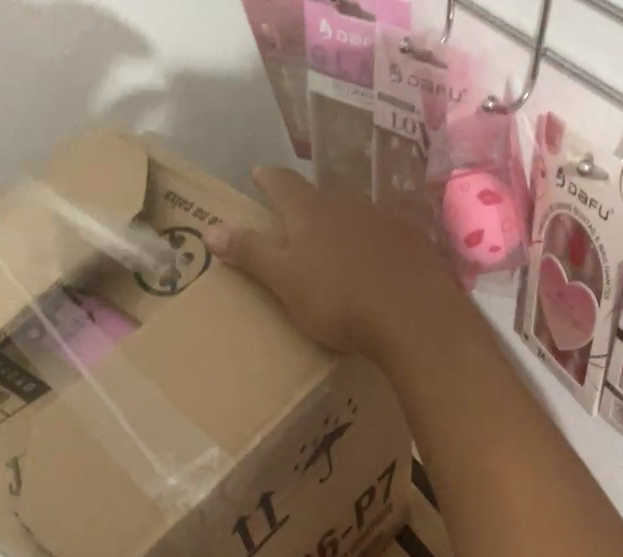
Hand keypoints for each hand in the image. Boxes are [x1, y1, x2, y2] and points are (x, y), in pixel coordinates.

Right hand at [209, 168, 472, 361]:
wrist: (412, 316)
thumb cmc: (338, 300)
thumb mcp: (285, 280)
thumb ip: (251, 253)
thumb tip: (210, 228)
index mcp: (310, 212)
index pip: (283, 184)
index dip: (268, 179)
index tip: (258, 174)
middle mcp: (348, 206)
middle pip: (321, 199)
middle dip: (307, 207)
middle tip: (295, 220)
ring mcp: (385, 223)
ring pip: (356, 217)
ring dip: (342, 227)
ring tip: (335, 246)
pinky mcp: (413, 246)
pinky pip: (385, 240)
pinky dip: (373, 249)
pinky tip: (375, 268)